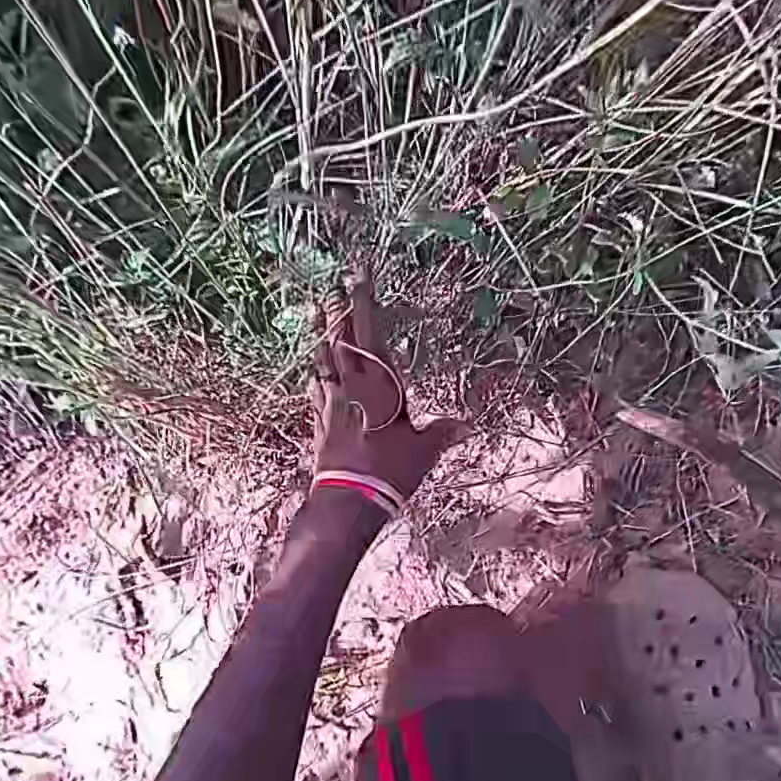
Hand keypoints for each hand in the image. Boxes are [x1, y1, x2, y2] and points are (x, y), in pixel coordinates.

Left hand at [313, 271, 465, 498]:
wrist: (349, 499)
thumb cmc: (391, 470)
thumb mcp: (424, 450)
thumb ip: (442, 433)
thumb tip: (467, 426)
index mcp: (380, 386)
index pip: (371, 336)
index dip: (364, 306)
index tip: (356, 281)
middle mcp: (351, 388)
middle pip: (341, 342)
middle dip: (338, 314)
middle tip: (332, 289)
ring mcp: (331, 404)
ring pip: (324, 361)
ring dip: (320, 337)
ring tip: (314, 313)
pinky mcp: (319, 422)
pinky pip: (316, 391)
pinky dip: (316, 377)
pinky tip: (313, 373)